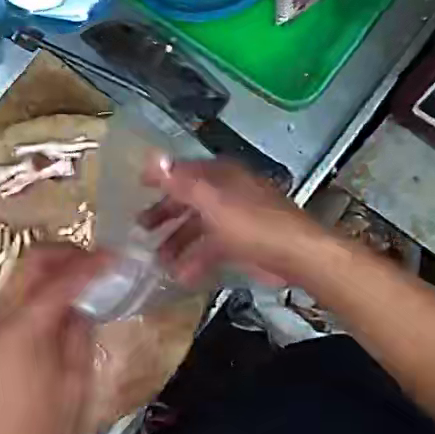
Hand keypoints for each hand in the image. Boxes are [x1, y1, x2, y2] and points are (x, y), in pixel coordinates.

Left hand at [0, 245, 98, 433]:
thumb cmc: (46, 424)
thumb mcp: (76, 376)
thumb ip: (80, 329)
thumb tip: (88, 302)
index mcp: (26, 326)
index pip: (65, 278)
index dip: (94, 263)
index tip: (118, 256)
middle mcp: (2, 316)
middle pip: (34, 260)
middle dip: (68, 253)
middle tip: (99, 260)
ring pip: (23, 272)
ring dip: (54, 266)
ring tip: (85, 276)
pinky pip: (17, 292)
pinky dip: (41, 283)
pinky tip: (65, 299)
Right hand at [142, 155, 334, 286]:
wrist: (294, 253)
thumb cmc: (251, 223)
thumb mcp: (211, 201)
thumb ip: (180, 182)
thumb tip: (152, 157)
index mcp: (222, 176)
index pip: (186, 170)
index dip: (163, 177)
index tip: (140, 185)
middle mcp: (229, 193)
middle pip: (191, 200)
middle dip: (166, 214)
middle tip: (141, 229)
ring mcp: (237, 219)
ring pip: (201, 227)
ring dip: (178, 242)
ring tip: (157, 260)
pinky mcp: (243, 244)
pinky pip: (213, 249)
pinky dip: (197, 260)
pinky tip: (182, 276)